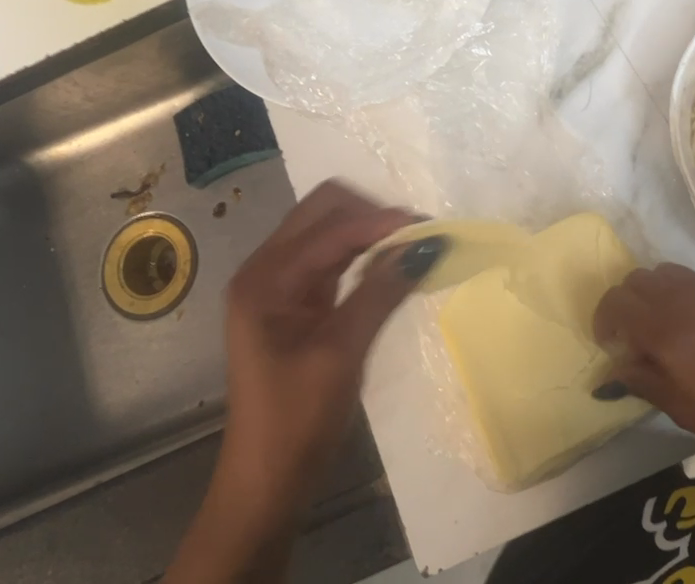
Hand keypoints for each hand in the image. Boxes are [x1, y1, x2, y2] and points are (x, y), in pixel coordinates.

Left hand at [167, 181, 443, 583]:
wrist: (266, 481)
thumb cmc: (296, 422)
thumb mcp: (341, 354)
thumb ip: (380, 292)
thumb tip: (425, 245)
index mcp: (264, 278)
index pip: (331, 228)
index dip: (381, 222)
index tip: (430, 227)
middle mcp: (265, 269)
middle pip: (322, 212)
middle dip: (371, 214)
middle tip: (417, 234)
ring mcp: (278, 285)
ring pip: (328, 230)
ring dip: (368, 230)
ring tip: (412, 244)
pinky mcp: (294, 301)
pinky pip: (331, 258)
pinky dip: (362, 253)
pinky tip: (390, 264)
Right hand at [592, 263, 694, 468]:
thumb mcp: (679, 408)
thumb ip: (640, 380)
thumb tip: (613, 369)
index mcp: (665, 329)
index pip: (616, 302)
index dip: (604, 321)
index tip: (609, 345)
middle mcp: (685, 298)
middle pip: (636, 280)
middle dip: (625, 304)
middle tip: (631, 337)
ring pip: (665, 272)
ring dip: (652, 294)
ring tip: (661, 328)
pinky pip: (694, 279)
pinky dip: (680, 294)